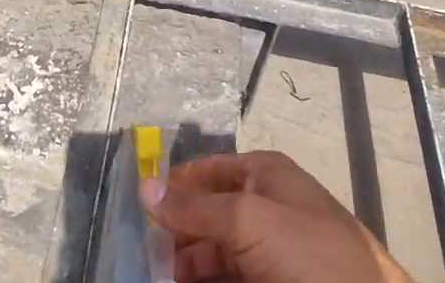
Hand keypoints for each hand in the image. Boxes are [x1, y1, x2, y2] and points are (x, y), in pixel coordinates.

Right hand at [147, 150, 413, 282]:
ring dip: (183, 267)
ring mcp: (267, 252)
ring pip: (212, 255)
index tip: (136, 212)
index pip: (207, 172)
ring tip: (153, 276)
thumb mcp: (249, 220)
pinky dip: (203, 282)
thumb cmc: (309, 254)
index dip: (173, 188)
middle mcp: (264, 207)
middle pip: (205, 217)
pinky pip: (225, 279)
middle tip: (140, 259)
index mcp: (265, 175)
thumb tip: (145, 186)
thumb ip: (195, 207)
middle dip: (173, 236)